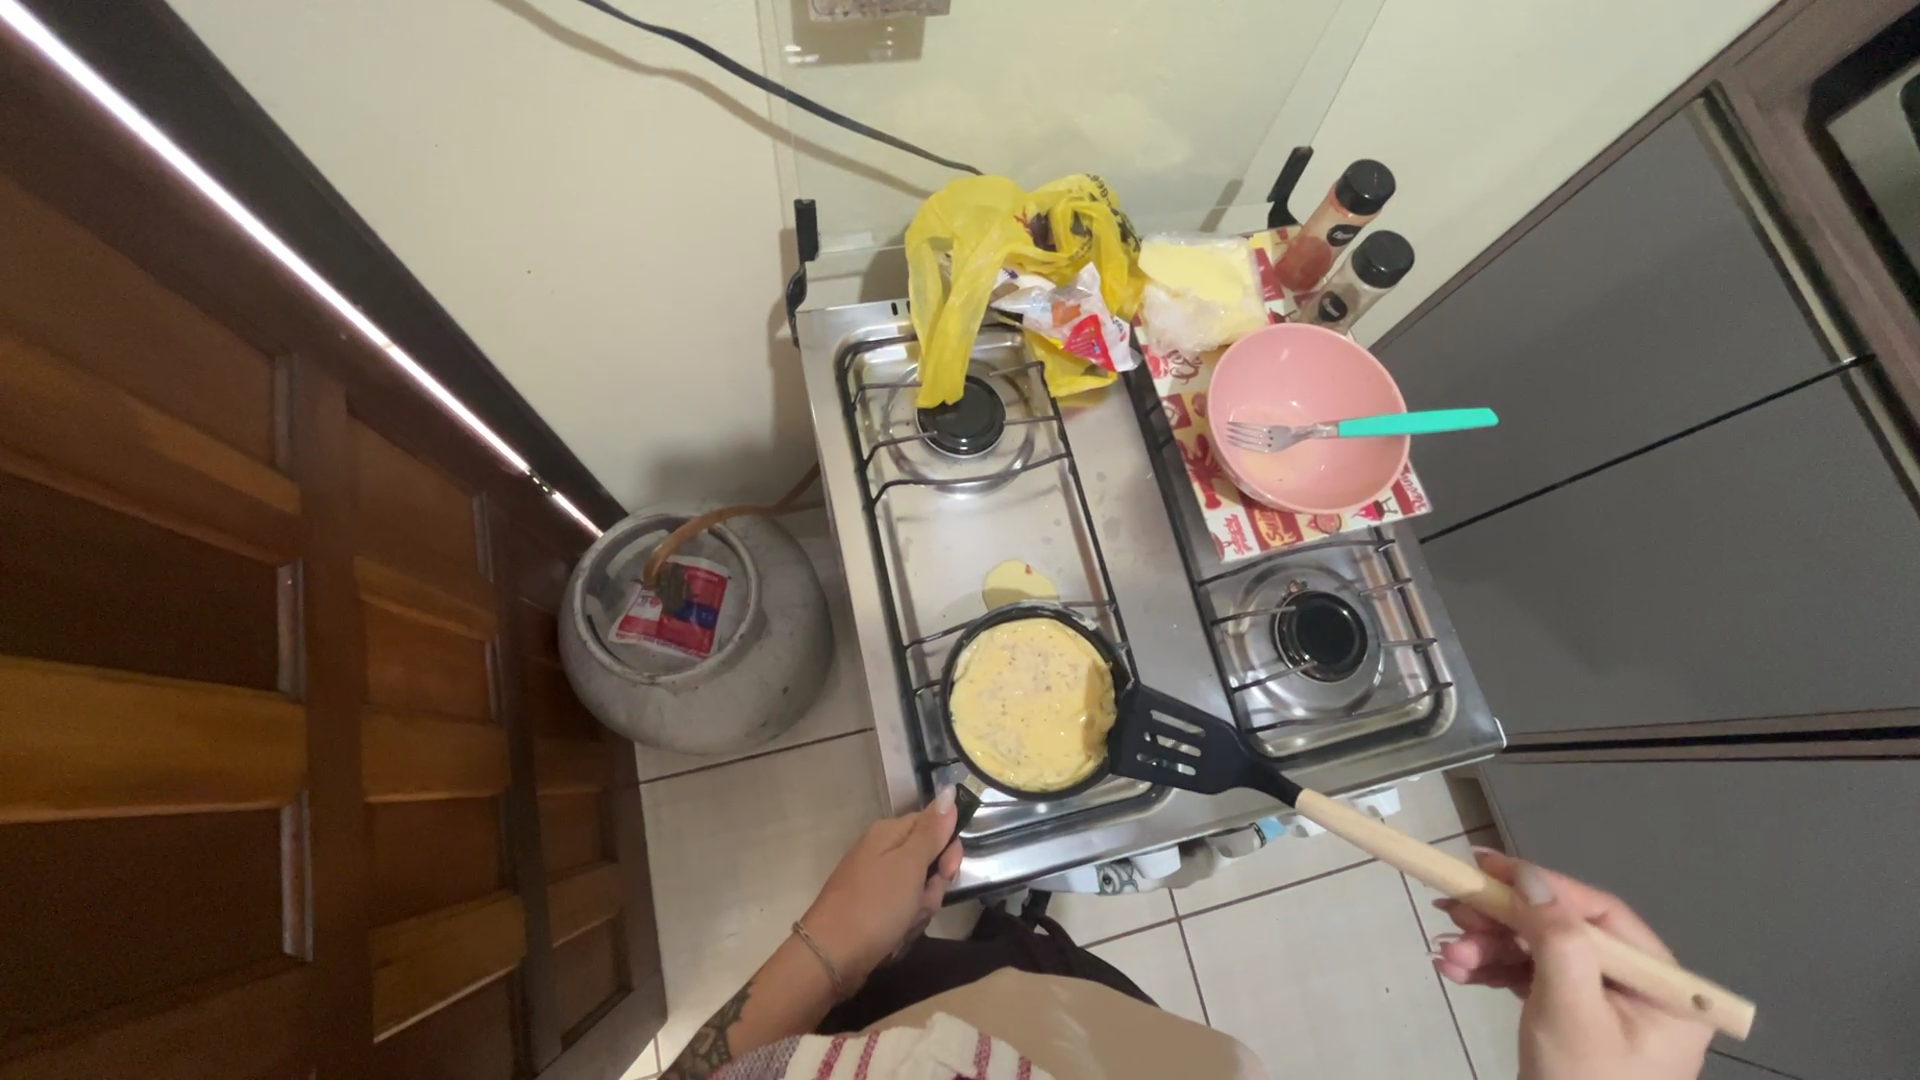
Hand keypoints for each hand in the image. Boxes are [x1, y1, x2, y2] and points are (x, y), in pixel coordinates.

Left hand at [799, 787, 962, 993]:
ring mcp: (875, 882)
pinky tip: (893, 940)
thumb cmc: (874, 905)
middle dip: (931, 889)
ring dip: (918, 912)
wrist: (830, 958)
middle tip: (918, 904)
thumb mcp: (910, 864)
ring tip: (902, 926)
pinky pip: (903, 913)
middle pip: (928, 862)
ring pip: (919, 892)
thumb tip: (949, 790)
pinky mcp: (872, 909)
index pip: (934, 826)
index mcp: (889, 833)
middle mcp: (881, 851)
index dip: (948, 850)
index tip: (948, 873)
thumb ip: (932, 830)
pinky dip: (904, 928)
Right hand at [1431, 848, 1711, 1079]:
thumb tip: (1529, 876)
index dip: (1540, 884)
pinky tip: (1455, 970)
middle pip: (1557, 928)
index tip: (1483, 866)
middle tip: (1451, 912)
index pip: (1598, 913)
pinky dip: (1487, 967)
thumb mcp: (1569, 1009)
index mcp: (1660, 987)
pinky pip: (1524, 973)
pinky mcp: (1566, 1014)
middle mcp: (1634, 988)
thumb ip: (1555, 938)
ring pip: (1533, 949)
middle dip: (1498, 922)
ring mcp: (1599, 1002)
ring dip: (1484, 946)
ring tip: (1447, 955)